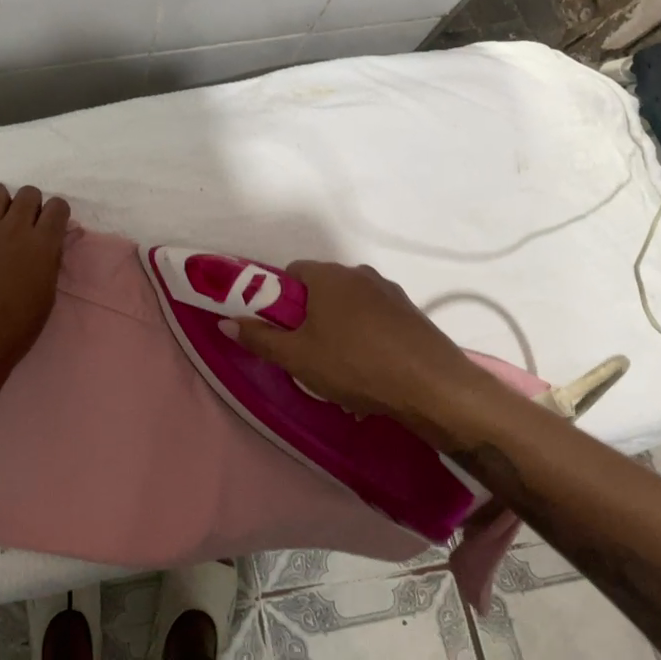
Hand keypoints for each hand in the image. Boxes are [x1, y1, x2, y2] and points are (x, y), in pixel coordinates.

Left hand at [0, 183, 71, 395]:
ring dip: (4, 203)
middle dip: (33, 206)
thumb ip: (52, 258)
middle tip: (28, 227)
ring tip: (3, 224)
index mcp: (42, 245)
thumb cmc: (18, 327)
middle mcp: (14, 229)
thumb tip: (57, 238)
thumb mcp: (48, 294)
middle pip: (28, 193)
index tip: (53, 227)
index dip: (57, 214)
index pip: (57, 206)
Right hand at [220, 261, 491, 437]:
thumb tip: (226, 322)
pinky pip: (375, 321)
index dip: (279, 301)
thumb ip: (259, 338)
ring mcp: (389, 292)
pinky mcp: (412, 314)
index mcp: (327, 275)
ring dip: (339, 329)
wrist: (433, 386)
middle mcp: (358, 273)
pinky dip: (366, 339)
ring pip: (349, 306)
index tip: (281, 331)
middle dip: (309, 317)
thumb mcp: (297, 357)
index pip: (291, 273)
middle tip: (307, 354)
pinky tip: (370, 372)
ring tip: (341, 370)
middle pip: (321, 289)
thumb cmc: (355, 365)